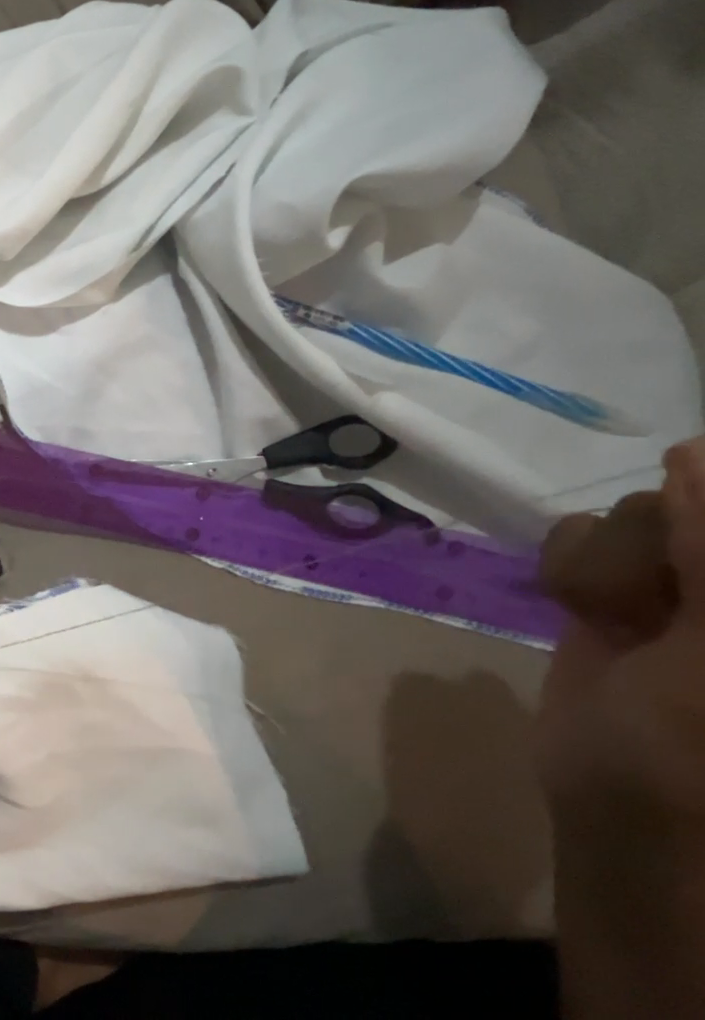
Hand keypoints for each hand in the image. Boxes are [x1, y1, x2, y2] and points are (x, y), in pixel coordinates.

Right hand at [538, 439, 704, 839]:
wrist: (622, 809)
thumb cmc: (691, 749)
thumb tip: (690, 454)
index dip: (696, 509)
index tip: (673, 579)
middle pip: (690, 499)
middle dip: (658, 541)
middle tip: (658, 605)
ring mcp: (681, 584)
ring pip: (636, 513)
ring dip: (609, 557)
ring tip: (617, 615)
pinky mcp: (618, 593)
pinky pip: (583, 538)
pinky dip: (571, 564)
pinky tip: (584, 606)